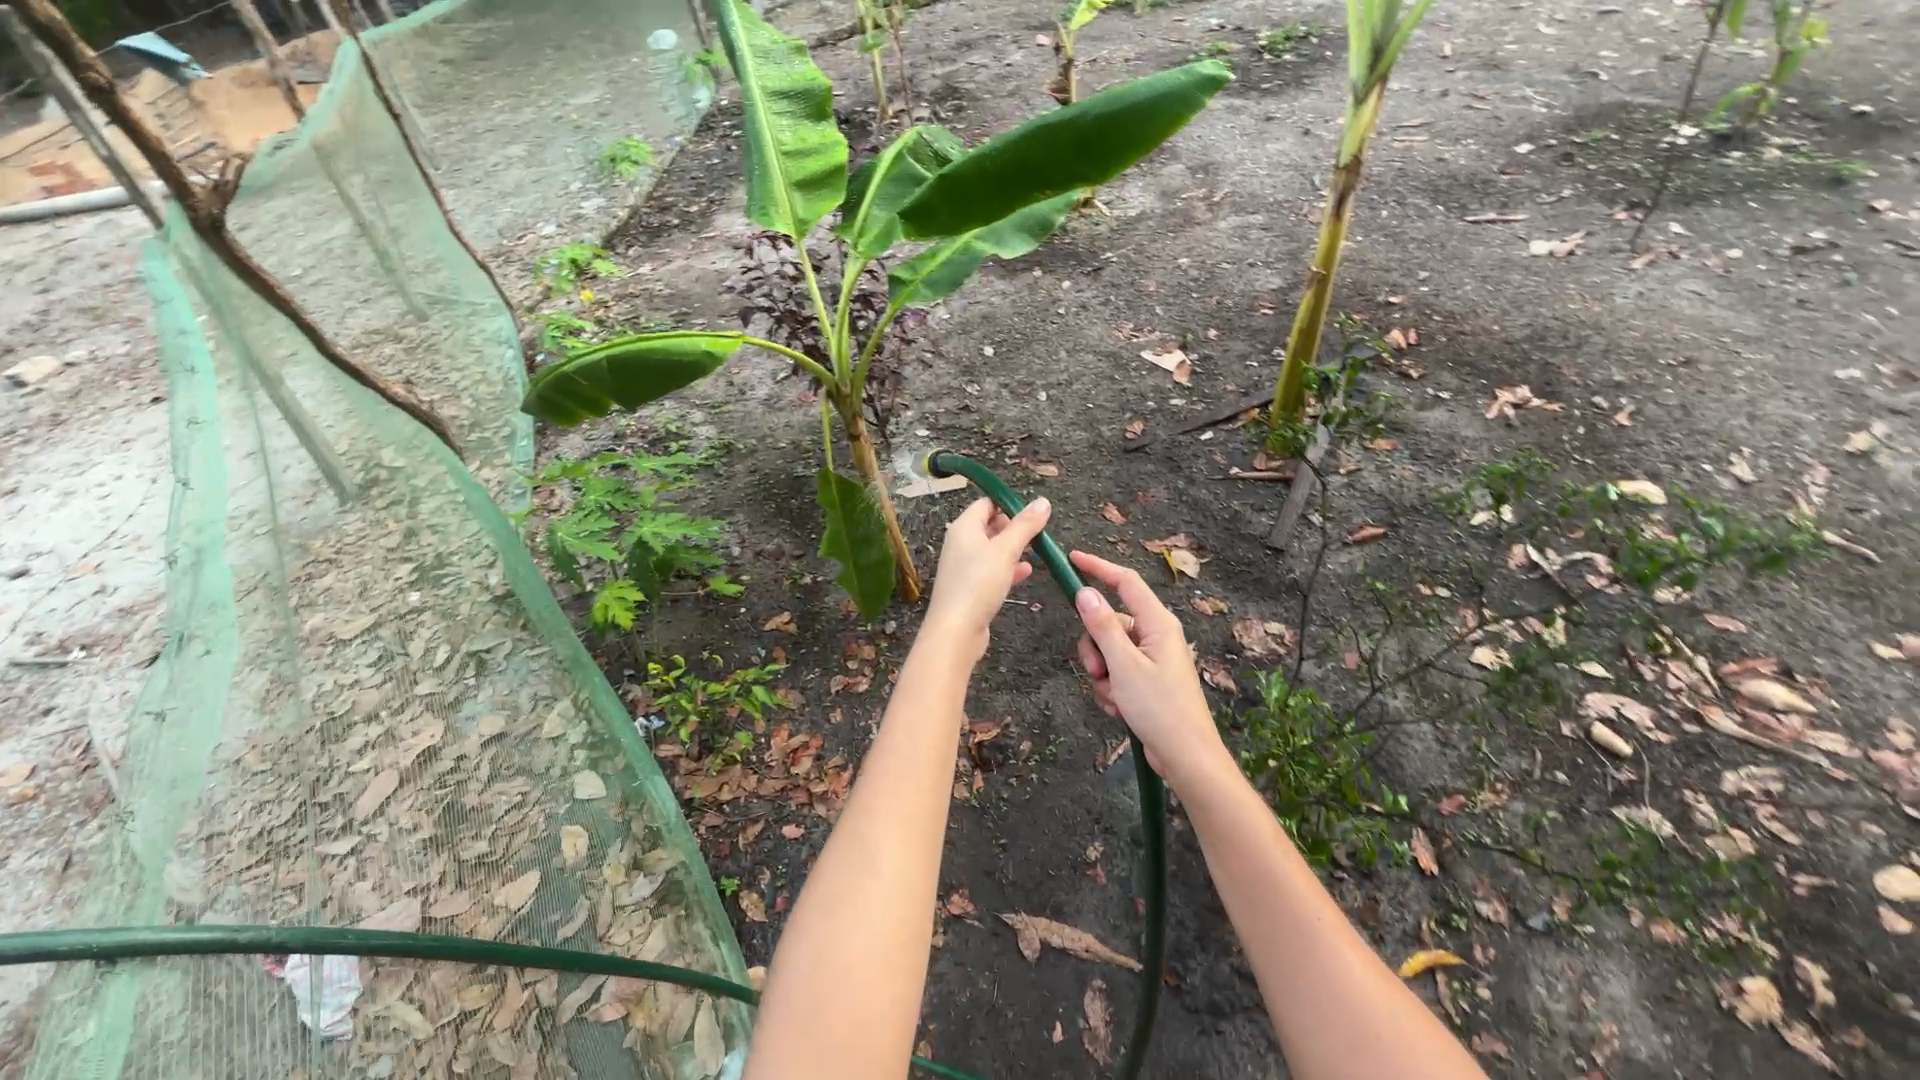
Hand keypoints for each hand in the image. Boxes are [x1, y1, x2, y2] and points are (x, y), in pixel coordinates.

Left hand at [922, 497, 1052, 657]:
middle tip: (1037, 531)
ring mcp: (964, 567)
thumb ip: (1025, 525)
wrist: (956, 630)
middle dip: (1013, 527)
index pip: (985, 503)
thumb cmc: (978, 583)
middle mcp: (960, 544)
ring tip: (1036, 549)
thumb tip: (1042, 501)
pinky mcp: (970, 588)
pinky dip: (1008, 569)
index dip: (1008, 504)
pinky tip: (1025, 572)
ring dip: (1012, 549)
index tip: (1032, 512)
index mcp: (963, 528)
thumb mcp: (1006, 550)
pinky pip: (991, 571)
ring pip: (992, 550)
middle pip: (989, 526)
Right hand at [1069, 550, 1232, 791]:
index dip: (1098, 568)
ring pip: (1108, 651)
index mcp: (1158, 623)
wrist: (1185, 756)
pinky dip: (1111, 688)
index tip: (1072, 559)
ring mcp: (1151, 659)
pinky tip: (1119, 709)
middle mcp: (1155, 635)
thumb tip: (1085, 592)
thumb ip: (1102, 627)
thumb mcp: (1124, 665)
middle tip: (1097, 671)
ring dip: (1102, 673)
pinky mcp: (1146, 681)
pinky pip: (1115, 673)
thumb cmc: (1160, 708)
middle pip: (1110, 622)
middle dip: (1095, 647)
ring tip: (1113, 696)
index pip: (1125, 582)